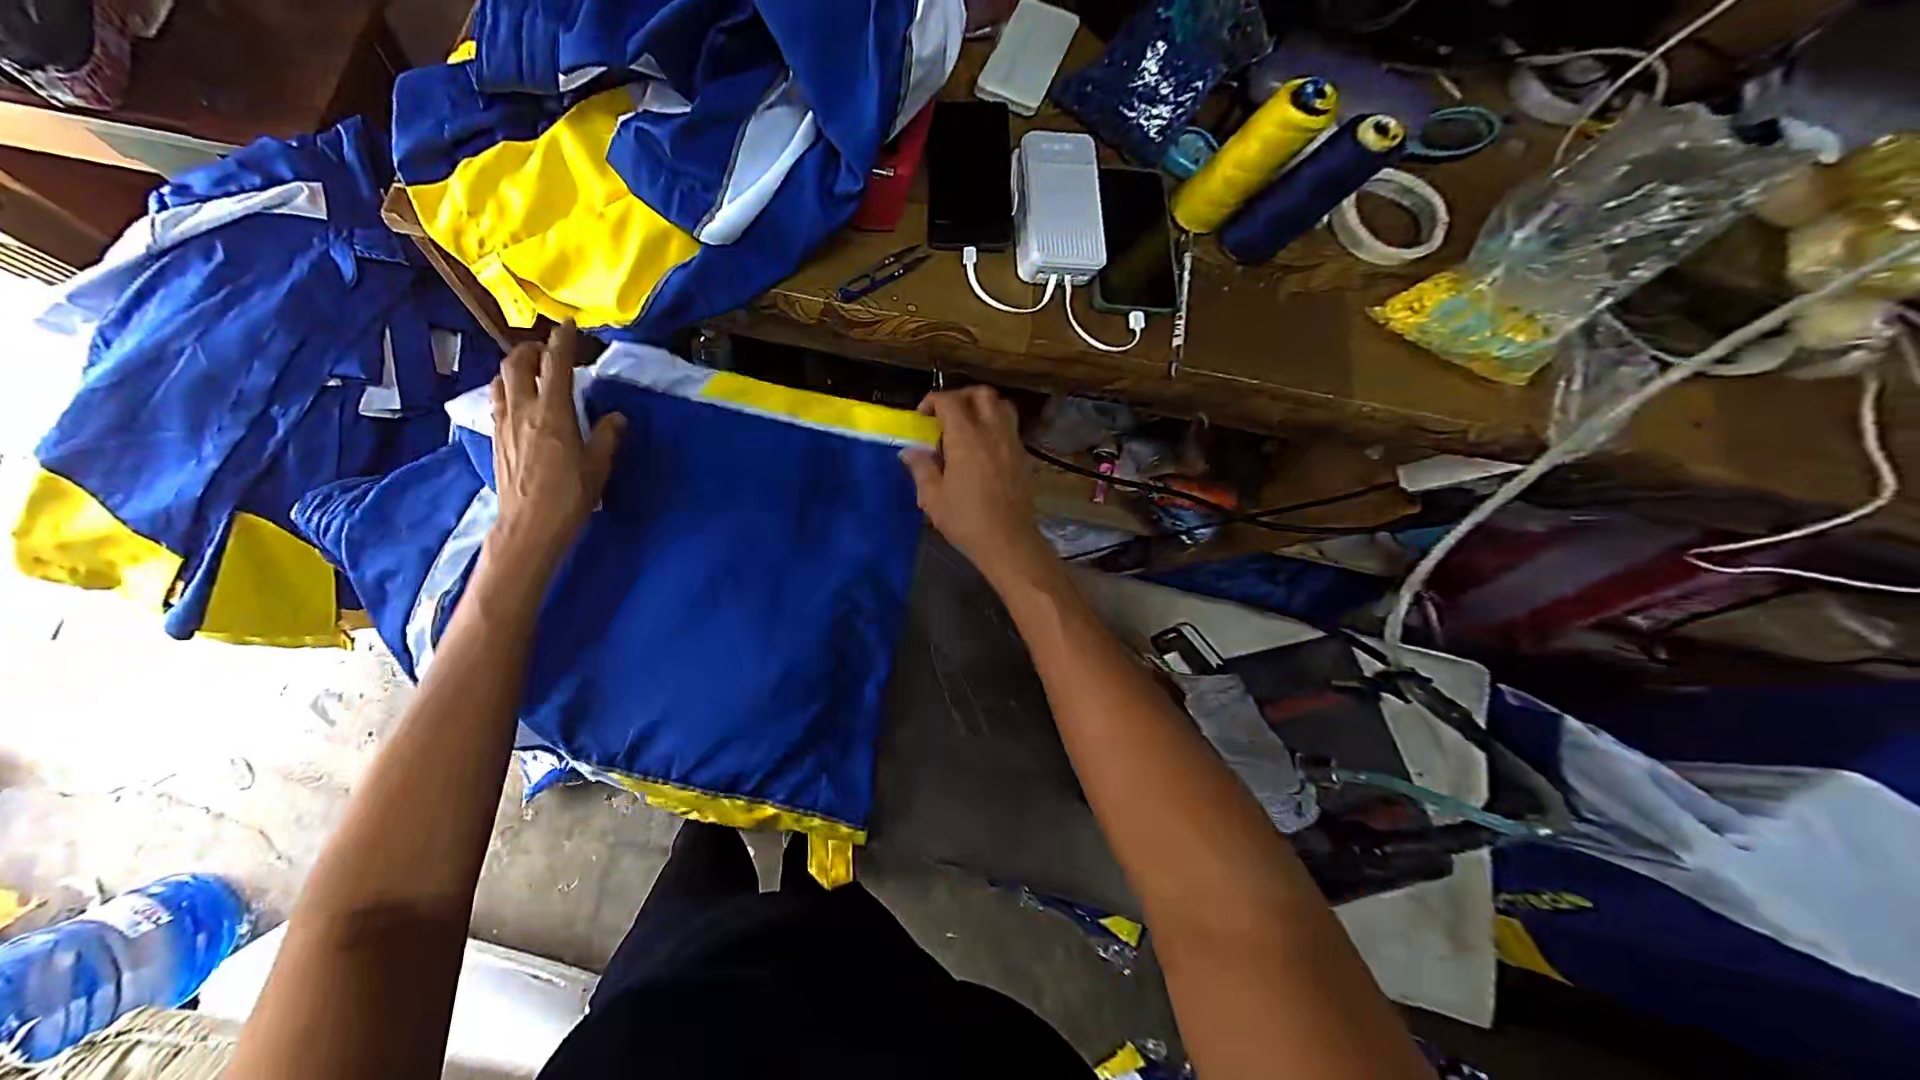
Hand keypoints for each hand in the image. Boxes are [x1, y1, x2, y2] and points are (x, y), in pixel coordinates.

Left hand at [486, 322, 623, 574]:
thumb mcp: (598, 466)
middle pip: (516, 364)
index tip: (567, 326)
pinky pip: (497, 400)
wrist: (529, 527)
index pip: (555, 366)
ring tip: (529, 370)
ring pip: (501, 380)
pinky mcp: (495, 438)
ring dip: (514, 367)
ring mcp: (504, 423)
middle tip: (546, 349)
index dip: (561, 342)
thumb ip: (607, 436)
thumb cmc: (570, 497)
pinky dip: (507, 389)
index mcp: (552, 413)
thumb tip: (615, 416)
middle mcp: (523, 410)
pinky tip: (518, 400)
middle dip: (530, 349)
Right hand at [900, 386, 1055, 586]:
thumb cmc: (966, 520)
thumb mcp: (933, 497)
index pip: (949, 401)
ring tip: (968, 424)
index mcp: (966, 437)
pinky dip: (995, 424)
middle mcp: (992, 431)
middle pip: (980, 394)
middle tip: (946, 414)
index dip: (932, 401)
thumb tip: (910, 452)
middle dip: (960, 397)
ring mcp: (1012, 442)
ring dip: (982, 406)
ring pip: (1001, 406)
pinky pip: (1010, 427)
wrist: (1008, 540)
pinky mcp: (1023, 456)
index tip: (922, 417)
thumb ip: (921, 467)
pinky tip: (984, 446)